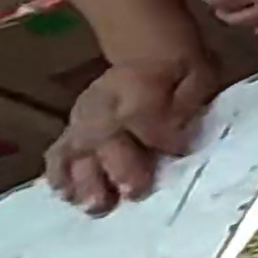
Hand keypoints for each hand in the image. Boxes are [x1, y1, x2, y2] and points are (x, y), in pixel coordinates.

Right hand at [46, 55, 219, 214]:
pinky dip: (60, 176)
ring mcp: (80, 120)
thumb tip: (179, 131)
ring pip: (77, 156)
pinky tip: (66, 195)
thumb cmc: (181, 66)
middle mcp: (102, 109)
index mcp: (136, 91)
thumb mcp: (199, 75)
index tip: (183, 153)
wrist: (149, 51)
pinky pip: (58, 154)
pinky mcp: (71, 128)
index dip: (166, 140)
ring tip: (95, 207)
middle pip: (109, 145)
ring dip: (85, 183)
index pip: (149, 123)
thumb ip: (188, 102)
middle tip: (134, 194)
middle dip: (122, 171)